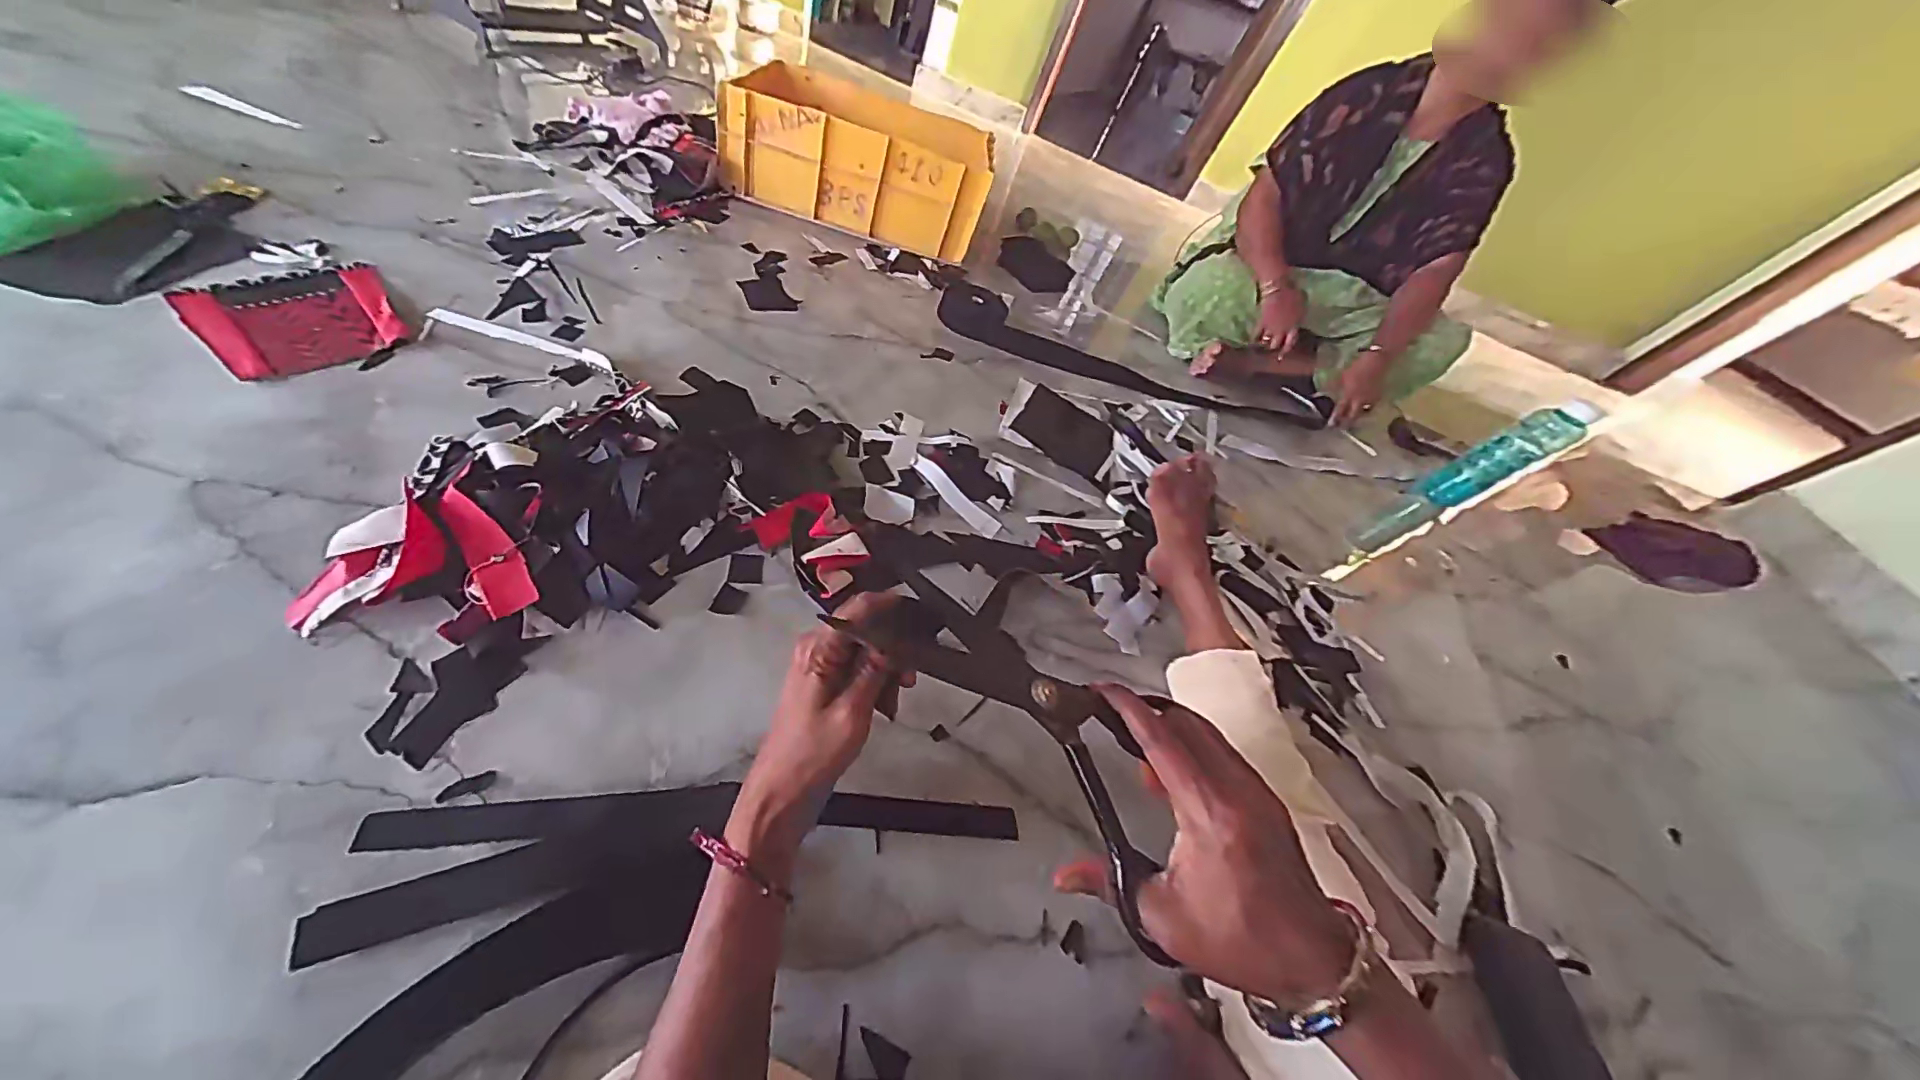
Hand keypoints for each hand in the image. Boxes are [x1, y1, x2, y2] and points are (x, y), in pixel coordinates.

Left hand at [729, 593, 912, 873]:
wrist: (783, 793)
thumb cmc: (808, 757)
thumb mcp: (853, 711)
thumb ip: (875, 670)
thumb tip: (896, 639)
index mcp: (817, 649)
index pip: (859, 607)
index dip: (891, 606)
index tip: (918, 614)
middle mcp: (816, 650)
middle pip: (866, 629)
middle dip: (893, 649)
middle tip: (908, 676)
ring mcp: (821, 666)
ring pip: (867, 650)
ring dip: (887, 670)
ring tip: (893, 700)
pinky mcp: (826, 683)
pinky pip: (860, 669)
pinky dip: (877, 682)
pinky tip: (883, 705)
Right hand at [1054, 686, 1353, 1002]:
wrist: (1310, 961)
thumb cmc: (1248, 941)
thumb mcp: (1163, 916)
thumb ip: (1108, 883)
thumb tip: (1070, 875)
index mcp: (1209, 813)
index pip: (1161, 739)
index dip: (1127, 708)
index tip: (1105, 692)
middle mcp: (1237, 791)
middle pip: (1185, 722)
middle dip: (1145, 709)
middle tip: (1114, 712)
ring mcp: (1256, 791)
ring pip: (1206, 732)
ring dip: (1169, 728)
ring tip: (1138, 747)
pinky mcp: (1265, 799)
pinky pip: (1222, 752)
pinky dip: (1192, 747)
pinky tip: (1173, 776)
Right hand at [1254, 283, 1304, 354]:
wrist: (1279, 289)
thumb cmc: (1293, 294)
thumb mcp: (1302, 306)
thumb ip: (1298, 317)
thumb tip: (1296, 322)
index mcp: (1294, 326)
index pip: (1290, 342)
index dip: (1285, 349)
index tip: (1281, 354)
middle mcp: (1282, 330)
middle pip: (1276, 345)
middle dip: (1274, 348)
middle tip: (1271, 350)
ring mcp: (1271, 327)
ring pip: (1266, 341)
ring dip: (1264, 344)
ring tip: (1262, 346)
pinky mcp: (1261, 323)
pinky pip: (1256, 334)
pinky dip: (1255, 338)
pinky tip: (1253, 341)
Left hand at [1330, 348, 1390, 426]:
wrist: (1377, 360)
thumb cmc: (1357, 367)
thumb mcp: (1341, 376)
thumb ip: (1333, 387)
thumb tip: (1323, 395)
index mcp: (1349, 395)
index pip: (1340, 411)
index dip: (1335, 419)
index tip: (1331, 426)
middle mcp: (1360, 400)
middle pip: (1353, 416)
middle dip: (1347, 423)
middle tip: (1342, 427)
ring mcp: (1371, 398)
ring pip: (1363, 412)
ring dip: (1357, 416)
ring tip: (1352, 420)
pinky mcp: (1380, 395)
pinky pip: (1372, 406)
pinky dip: (1366, 409)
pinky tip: (1364, 409)